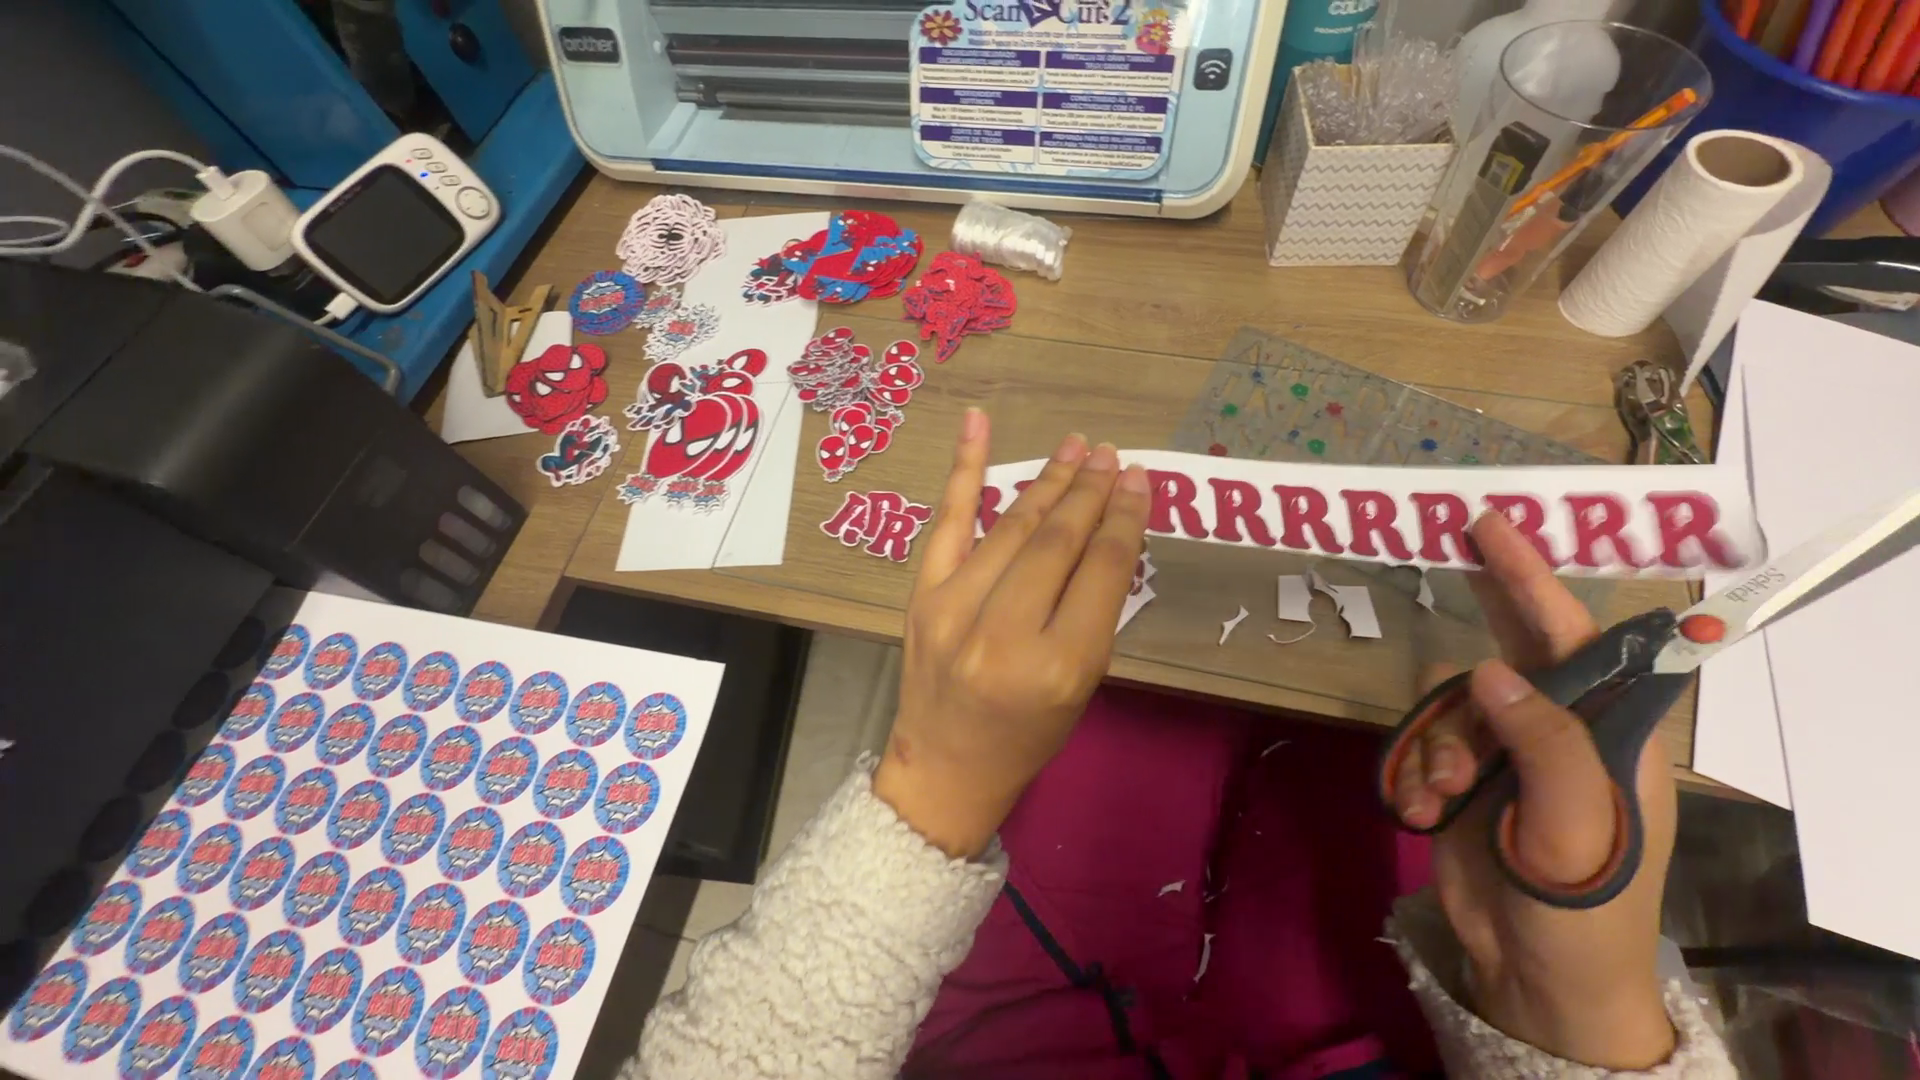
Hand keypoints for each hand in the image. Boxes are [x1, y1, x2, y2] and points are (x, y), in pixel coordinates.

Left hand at [873, 412, 1150, 857]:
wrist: (947, 766)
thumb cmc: (1028, 735)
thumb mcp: (1082, 685)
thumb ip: (1096, 610)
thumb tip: (1111, 529)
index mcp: (1059, 665)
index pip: (1101, 571)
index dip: (1124, 518)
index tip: (1140, 481)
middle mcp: (1005, 632)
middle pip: (1057, 542)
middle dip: (1090, 493)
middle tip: (1112, 456)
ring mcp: (954, 608)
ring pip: (1011, 526)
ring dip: (1048, 481)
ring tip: (1077, 448)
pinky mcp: (922, 595)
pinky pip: (948, 520)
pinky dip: (964, 468)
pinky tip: (978, 423)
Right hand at [1393, 512, 1677, 1068]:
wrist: (1532, 978)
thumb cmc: (1580, 909)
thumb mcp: (1574, 830)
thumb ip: (1545, 745)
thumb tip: (1491, 668)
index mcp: (1614, 737)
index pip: (1582, 641)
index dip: (1540, 581)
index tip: (1496, 530)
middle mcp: (1562, 734)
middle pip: (1518, 651)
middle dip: (1486, 612)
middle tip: (1451, 546)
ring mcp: (1508, 756)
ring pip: (1452, 705)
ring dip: (1437, 743)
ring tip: (1440, 794)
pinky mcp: (1463, 780)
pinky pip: (1423, 745)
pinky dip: (1412, 772)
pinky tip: (1418, 808)